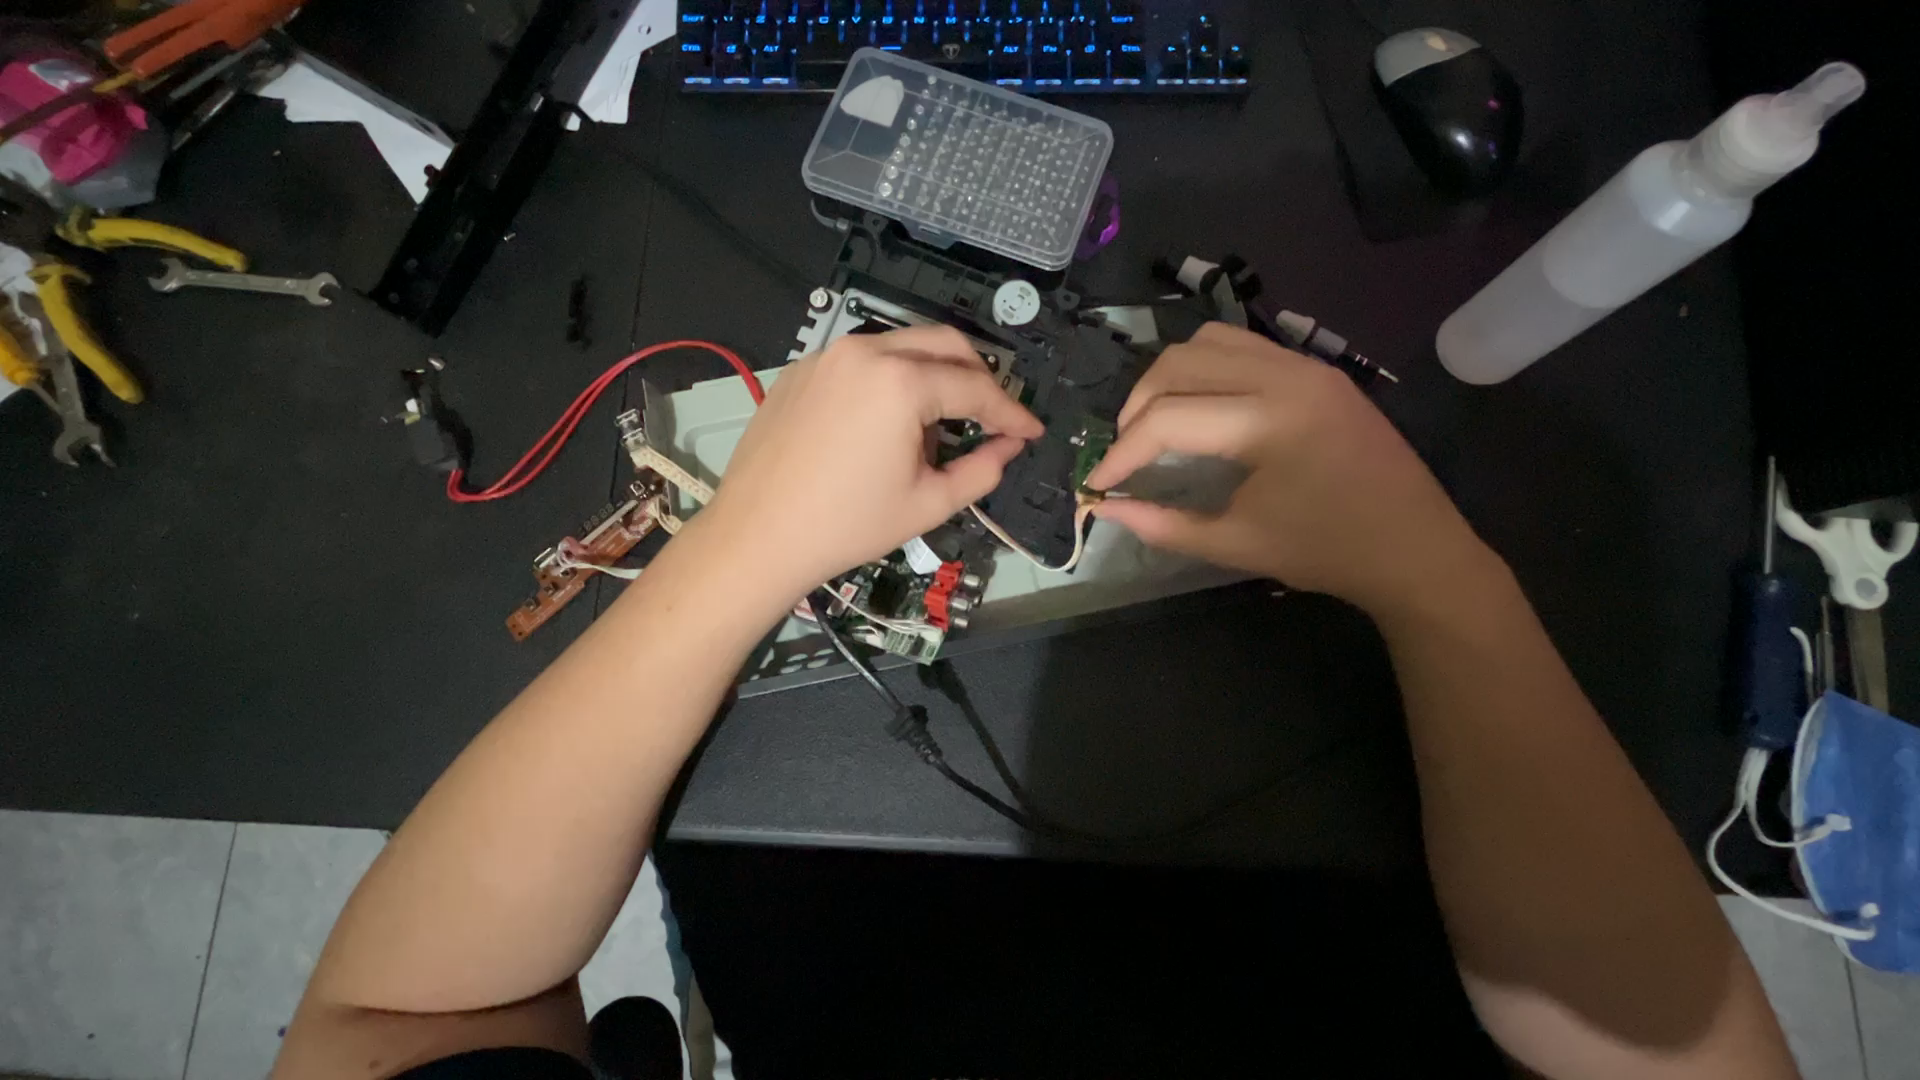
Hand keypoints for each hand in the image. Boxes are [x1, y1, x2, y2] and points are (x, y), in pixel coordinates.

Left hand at [699, 326, 1043, 599]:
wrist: (757, 534)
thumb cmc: (848, 525)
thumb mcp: (927, 504)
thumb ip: (981, 470)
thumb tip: (1009, 447)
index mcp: (902, 382)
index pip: (975, 388)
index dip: (1011, 411)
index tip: (1031, 431)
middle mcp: (866, 351)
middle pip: (944, 344)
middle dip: (978, 376)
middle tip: (992, 416)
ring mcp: (829, 356)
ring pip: (902, 346)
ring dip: (934, 374)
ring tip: (939, 425)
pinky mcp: (803, 369)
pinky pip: (863, 360)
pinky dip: (891, 378)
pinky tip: (887, 422)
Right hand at [1085, 323, 1494, 618]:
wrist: (1416, 550)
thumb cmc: (1327, 553)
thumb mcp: (1236, 544)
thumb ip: (1162, 524)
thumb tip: (1104, 507)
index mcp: (1270, 421)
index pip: (1168, 418)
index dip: (1121, 451)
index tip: (1096, 483)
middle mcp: (1286, 376)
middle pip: (1179, 363)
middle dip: (1136, 407)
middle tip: (1125, 453)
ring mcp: (1305, 365)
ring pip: (1207, 341)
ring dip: (1167, 378)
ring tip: (1155, 423)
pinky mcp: (1315, 370)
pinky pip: (1241, 346)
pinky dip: (1204, 368)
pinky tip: (1199, 406)